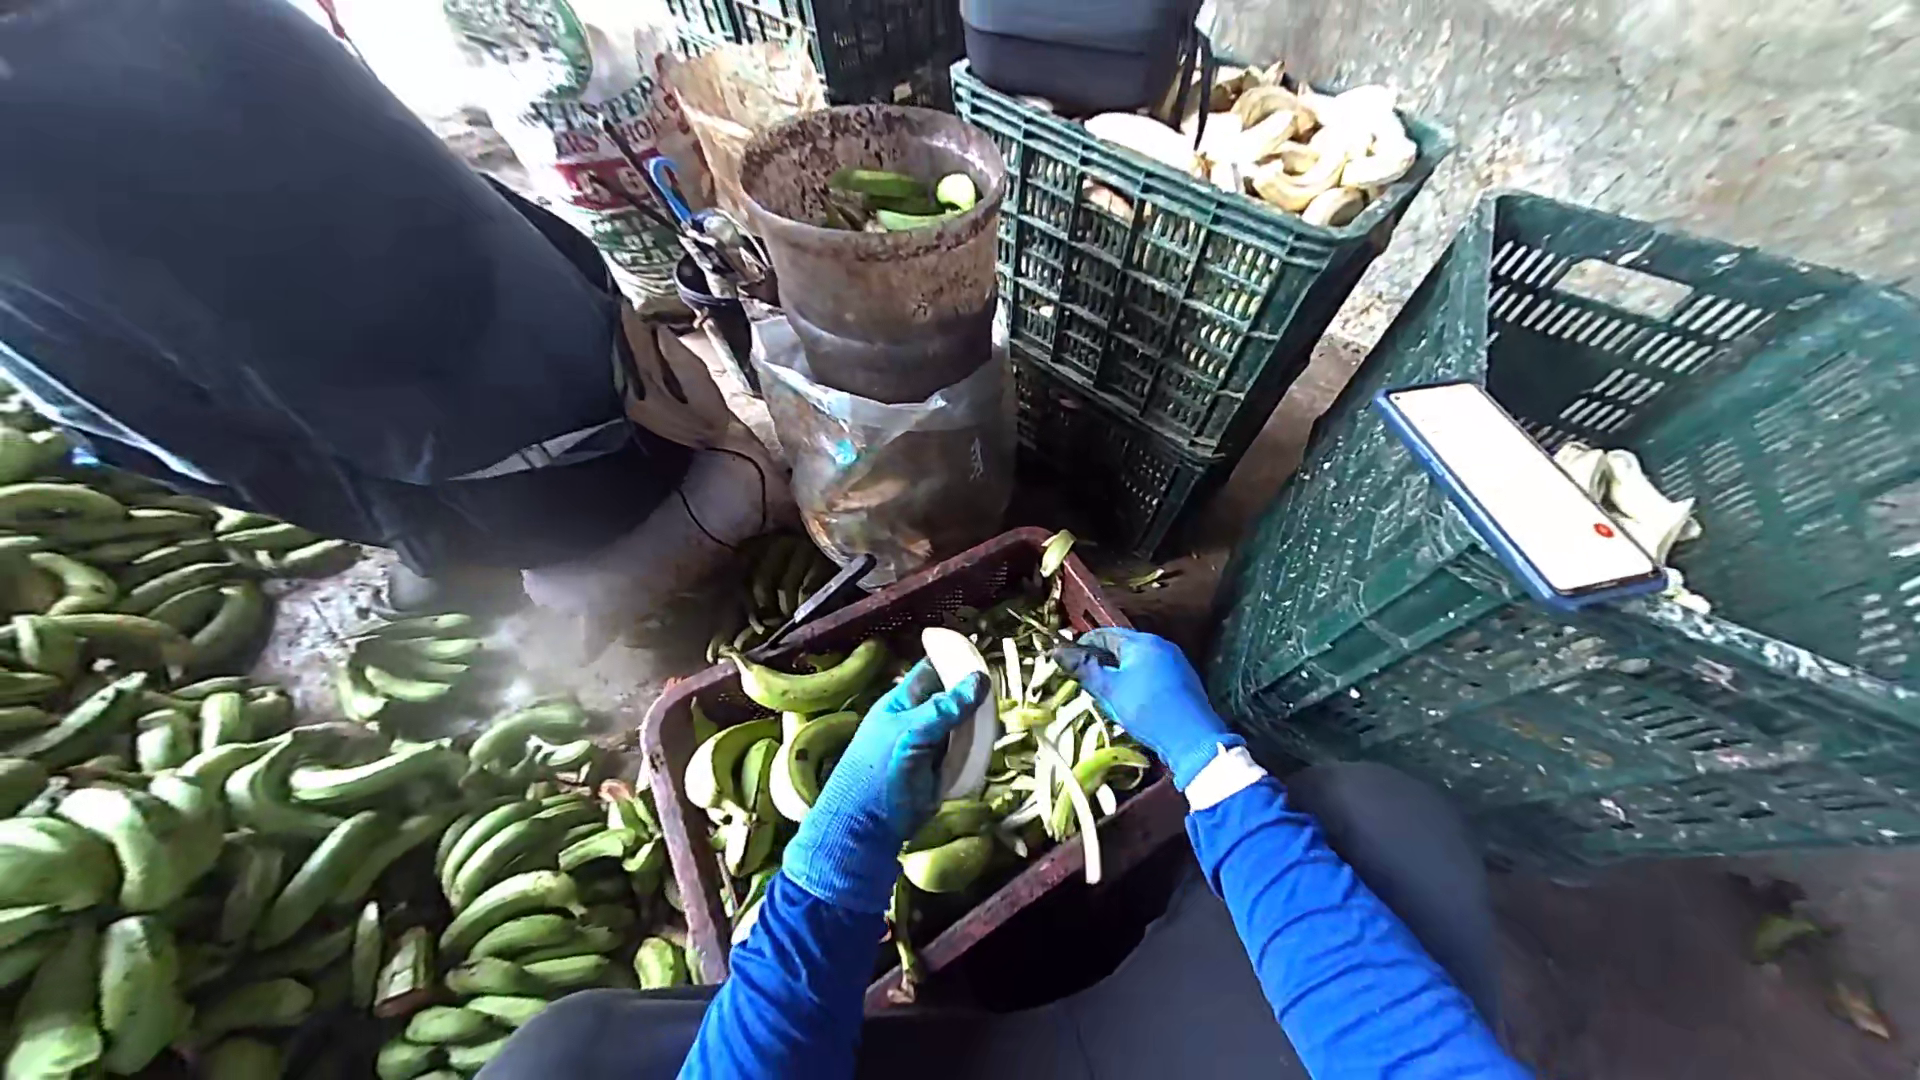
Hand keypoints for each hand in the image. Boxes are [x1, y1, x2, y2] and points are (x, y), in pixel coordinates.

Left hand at [781, 661, 988, 913]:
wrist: (867, 828)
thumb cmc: (880, 772)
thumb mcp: (912, 733)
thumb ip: (945, 708)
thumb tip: (979, 678)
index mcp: (903, 701)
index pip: (931, 669)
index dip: (953, 659)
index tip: (981, 653)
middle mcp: (918, 718)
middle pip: (951, 697)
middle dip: (972, 694)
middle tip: (998, 691)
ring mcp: (931, 744)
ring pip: (961, 723)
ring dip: (978, 722)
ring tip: (997, 716)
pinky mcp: (941, 769)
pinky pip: (964, 750)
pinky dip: (977, 747)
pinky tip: (991, 740)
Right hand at [1055, 627, 1239, 789]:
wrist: (1192, 739)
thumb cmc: (1146, 708)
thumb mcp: (1109, 690)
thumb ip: (1084, 668)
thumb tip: (1056, 651)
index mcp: (1142, 641)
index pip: (1105, 634)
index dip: (1084, 645)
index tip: (1069, 660)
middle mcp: (1160, 645)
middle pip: (1123, 646)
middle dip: (1102, 660)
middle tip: (1085, 679)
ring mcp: (1175, 661)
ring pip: (1137, 661)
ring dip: (1119, 672)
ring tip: (1105, 692)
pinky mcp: (1183, 679)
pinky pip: (1152, 672)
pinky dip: (1136, 680)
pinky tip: (1130, 699)